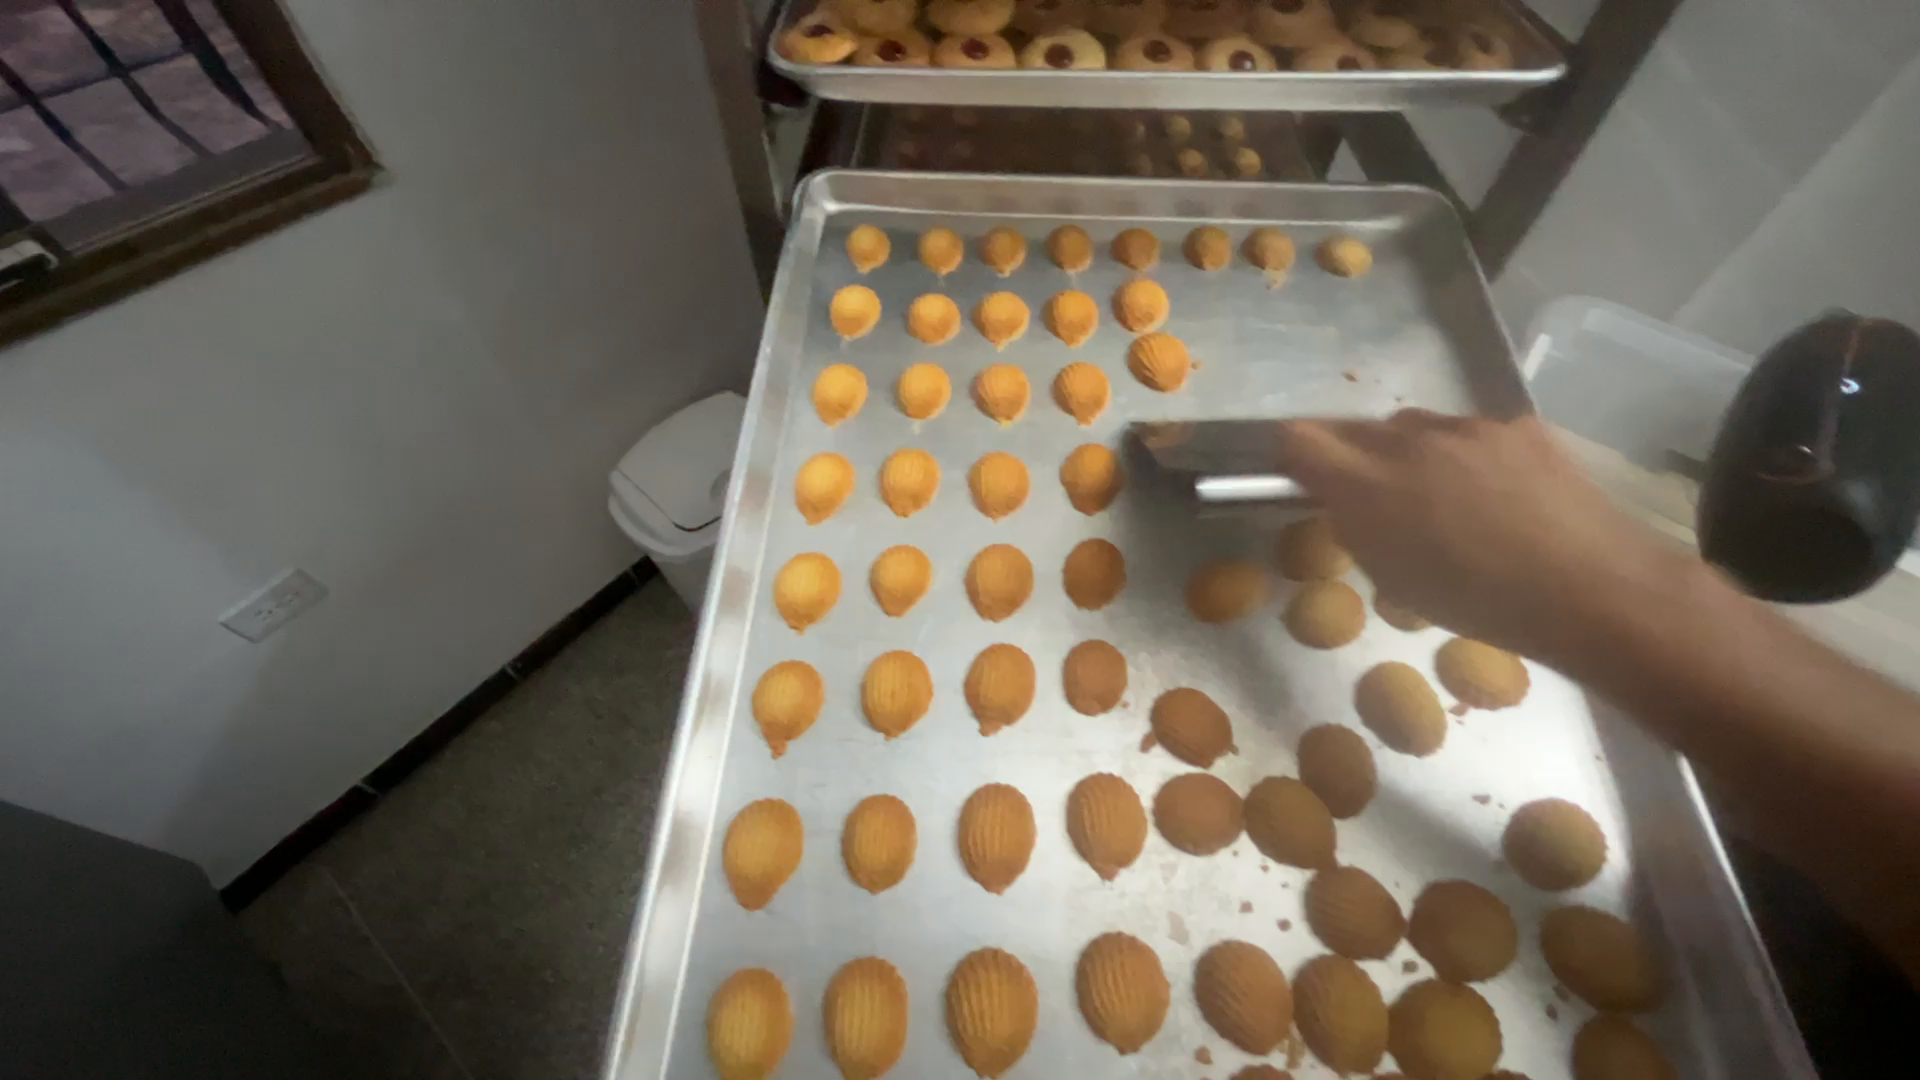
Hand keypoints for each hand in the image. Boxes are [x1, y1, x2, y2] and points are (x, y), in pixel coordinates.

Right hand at [1275, 409, 1686, 658]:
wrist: (1592, 589)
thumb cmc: (1475, 599)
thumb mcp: (1388, 573)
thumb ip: (1353, 522)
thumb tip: (1344, 497)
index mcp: (1365, 483)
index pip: (1296, 439)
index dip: (1290, 456)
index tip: (1302, 480)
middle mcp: (1408, 440)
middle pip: (1353, 428)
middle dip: (1352, 457)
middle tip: (1376, 499)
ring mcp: (1467, 427)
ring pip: (1412, 427)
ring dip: (1409, 454)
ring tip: (1444, 497)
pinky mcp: (1517, 425)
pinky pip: (1468, 432)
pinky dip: (1464, 455)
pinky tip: (1497, 494)